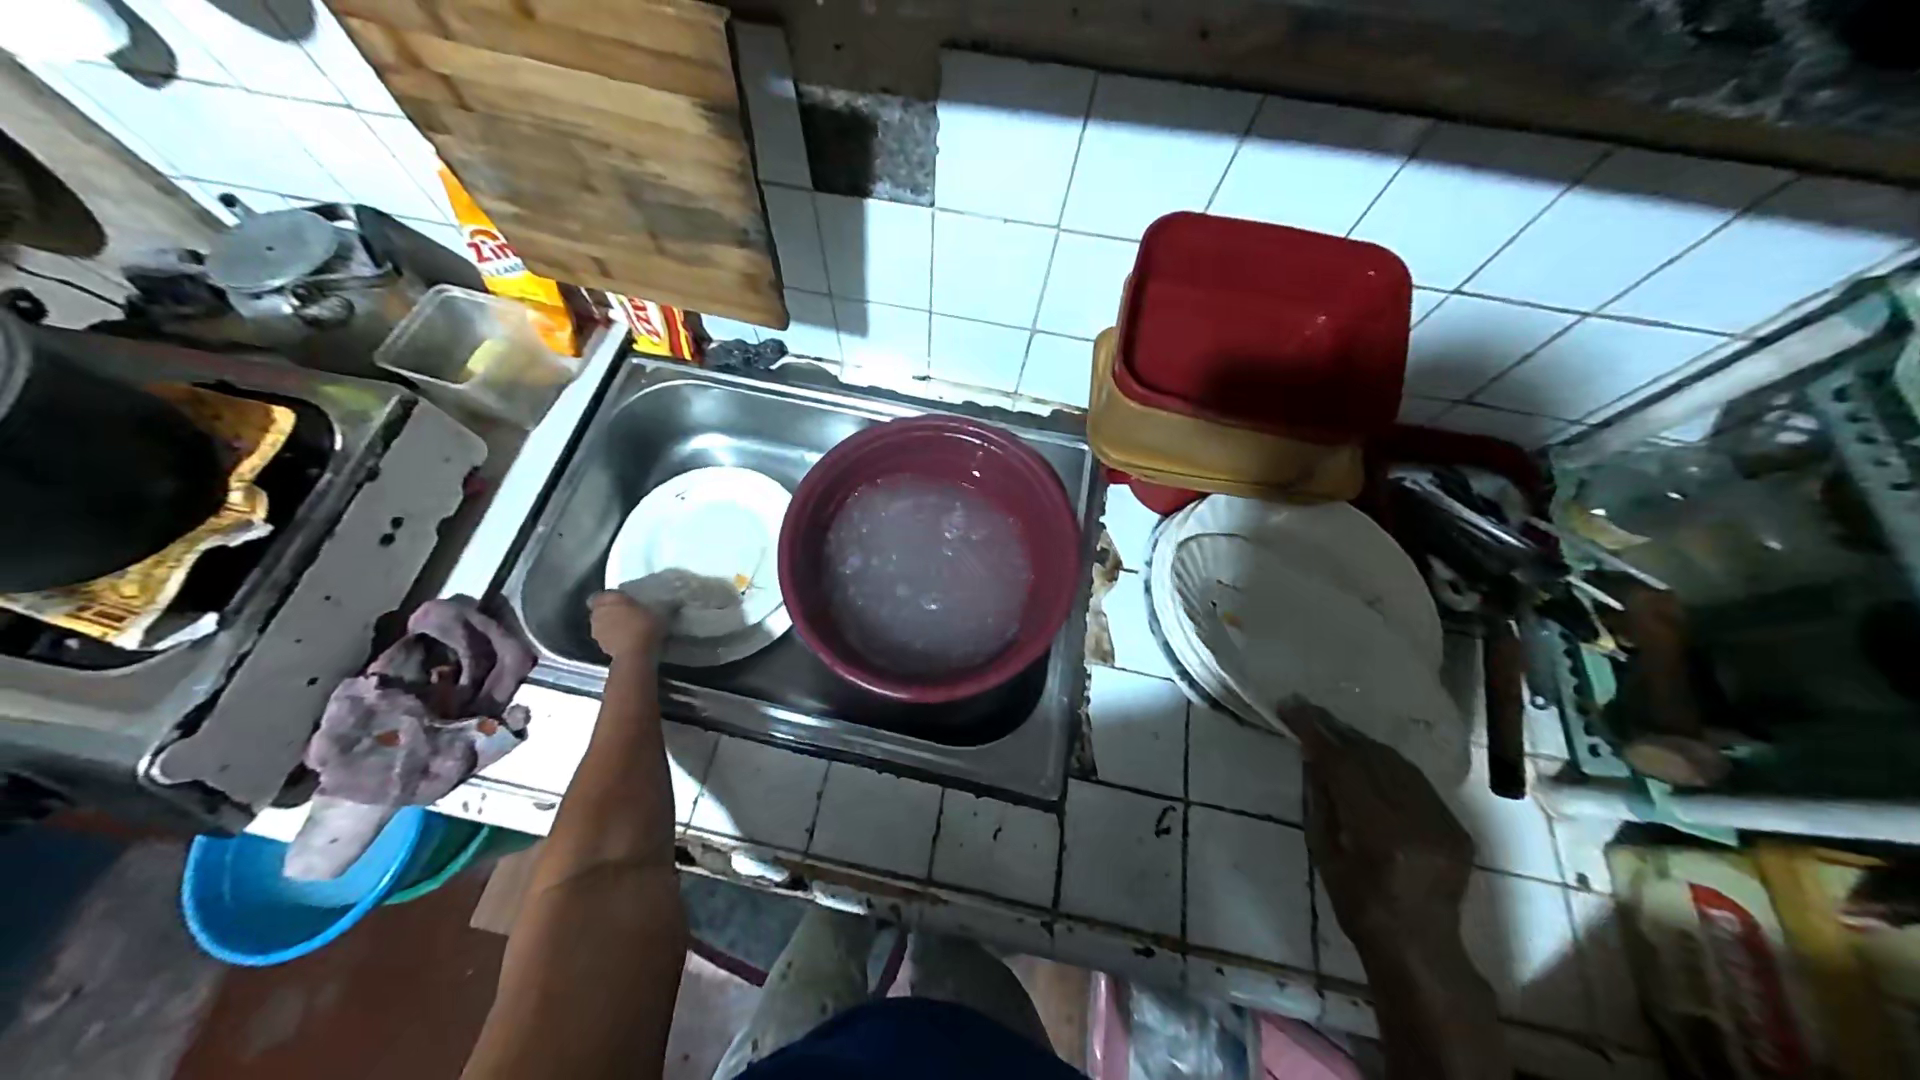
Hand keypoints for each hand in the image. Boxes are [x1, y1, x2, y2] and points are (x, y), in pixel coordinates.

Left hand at [588, 590, 669, 661]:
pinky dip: (614, 639)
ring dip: (611, 626)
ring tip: (628, 630)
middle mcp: (598, 613)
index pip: (601, 595)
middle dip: (611, 612)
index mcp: (610, 599)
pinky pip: (607, 638)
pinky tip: (627, 642)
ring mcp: (597, 631)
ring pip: (602, 625)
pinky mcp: (601, 647)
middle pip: (600, 610)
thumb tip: (669, 602)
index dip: (610, 598)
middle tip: (627, 615)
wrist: (635, 654)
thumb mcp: (658, 610)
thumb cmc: (644, 626)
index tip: (623, 601)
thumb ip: (654, 605)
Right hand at [1282, 696, 1473, 949]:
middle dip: (1337, 731)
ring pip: (1398, 764)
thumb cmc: (1358, 907)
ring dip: (1361, 742)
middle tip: (1306, 709)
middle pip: (1374, 758)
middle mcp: (1420, 823)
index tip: (1292, 708)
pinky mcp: (1458, 827)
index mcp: (1382, 836)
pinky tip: (1364, 756)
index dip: (1316, 733)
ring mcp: (1445, 824)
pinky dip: (1386, 765)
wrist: (1421, 950)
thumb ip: (1321, 798)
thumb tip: (1312, 753)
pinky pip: (1416, 782)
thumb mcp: (1324, 852)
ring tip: (1331, 727)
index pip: (1345, 767)